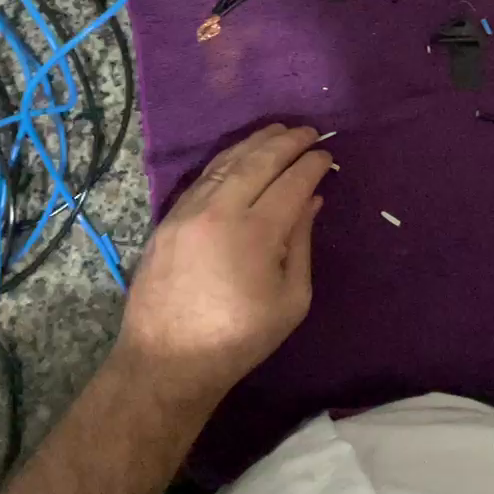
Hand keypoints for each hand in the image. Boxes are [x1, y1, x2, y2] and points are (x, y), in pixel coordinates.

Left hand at [116, 124, 330, 410]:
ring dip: (256, 142)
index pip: (292, 183)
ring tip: (278, 130)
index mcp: (256, 234)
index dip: (312, 166)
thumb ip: (301, 243)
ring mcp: (189, 213)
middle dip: (287, 142)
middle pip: (259, 162)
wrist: (166, 362)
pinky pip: (203, 177)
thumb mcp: (291, 299)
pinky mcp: (169, 220)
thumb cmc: (239, 338)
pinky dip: (227, 159)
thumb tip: (311, 200)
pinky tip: (241, 154)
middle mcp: (221, 212)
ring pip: (227, 162)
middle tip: (309, 132)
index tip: (327, 155)